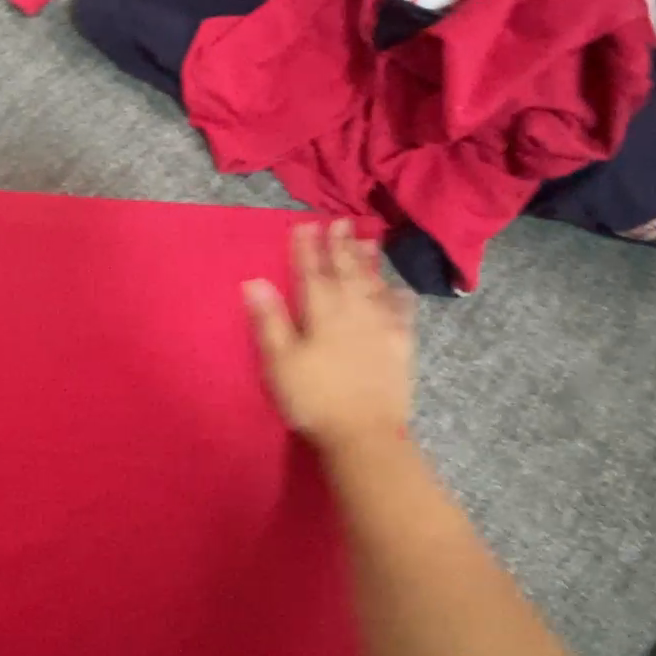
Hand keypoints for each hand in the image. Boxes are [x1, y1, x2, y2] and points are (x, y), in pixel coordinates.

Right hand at [243, 219, 414, 451]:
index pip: (311, 273)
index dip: (307, 249)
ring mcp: (381, 328)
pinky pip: (401, 313)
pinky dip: (398, 297)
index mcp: (322, 314)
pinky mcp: (400, 347)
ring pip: (375, 286)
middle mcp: (354, 312)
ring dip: (369, 263)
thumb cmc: (314, 398)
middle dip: (341, 247)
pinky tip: (398, 290)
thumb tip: (255, 281)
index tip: (305, 225)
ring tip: (369, 241)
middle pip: (346, 273)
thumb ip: (269, 320)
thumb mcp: (280, 361)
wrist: (365, 434)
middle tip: (341, 222)